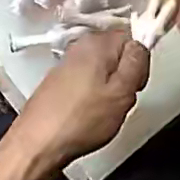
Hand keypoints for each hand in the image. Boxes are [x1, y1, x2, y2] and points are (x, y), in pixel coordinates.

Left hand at [6, 31, 149, 170]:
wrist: (38, 141)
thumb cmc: (83, 118)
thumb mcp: (121, 91)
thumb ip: (136, 63)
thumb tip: (140, 43)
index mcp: (96, 42)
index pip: (132, 39)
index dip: (140, 63)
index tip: (135, 85)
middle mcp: (80, 45)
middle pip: (117, 54)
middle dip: (125, 76)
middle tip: (120, 100)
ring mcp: (67, 62)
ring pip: (103, 69)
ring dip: (110, 88)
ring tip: (103, 110)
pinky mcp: (59, 79)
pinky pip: (88, 80)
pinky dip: (93, 94)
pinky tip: (88, 113)